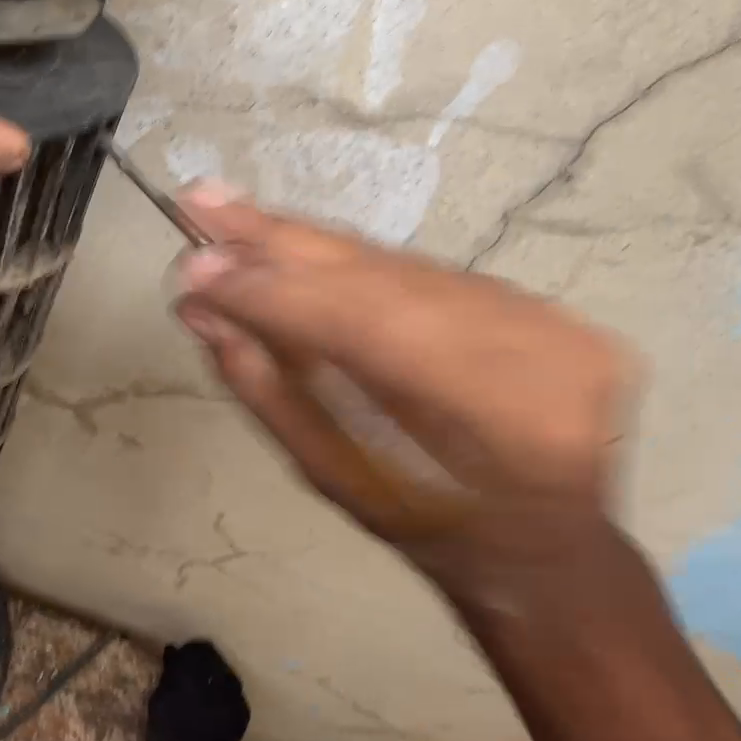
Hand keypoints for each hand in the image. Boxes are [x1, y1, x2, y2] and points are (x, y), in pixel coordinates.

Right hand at [169, 180, 638, 597]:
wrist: (548, 540)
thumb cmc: (428, 525)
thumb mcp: (331, 474)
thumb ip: (264, 387)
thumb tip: (198, 310)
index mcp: (493, 418)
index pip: (361, 326)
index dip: (270, 292)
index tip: (191, 269)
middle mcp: (531, 350)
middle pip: (376, 275)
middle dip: (275, 240)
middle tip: (198, 200)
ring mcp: (543, 319)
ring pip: (390, 262)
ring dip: (299, 240)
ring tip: (224, 210)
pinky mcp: (536, 303)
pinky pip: (411, 267)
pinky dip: (339, 257)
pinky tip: (284, 243)